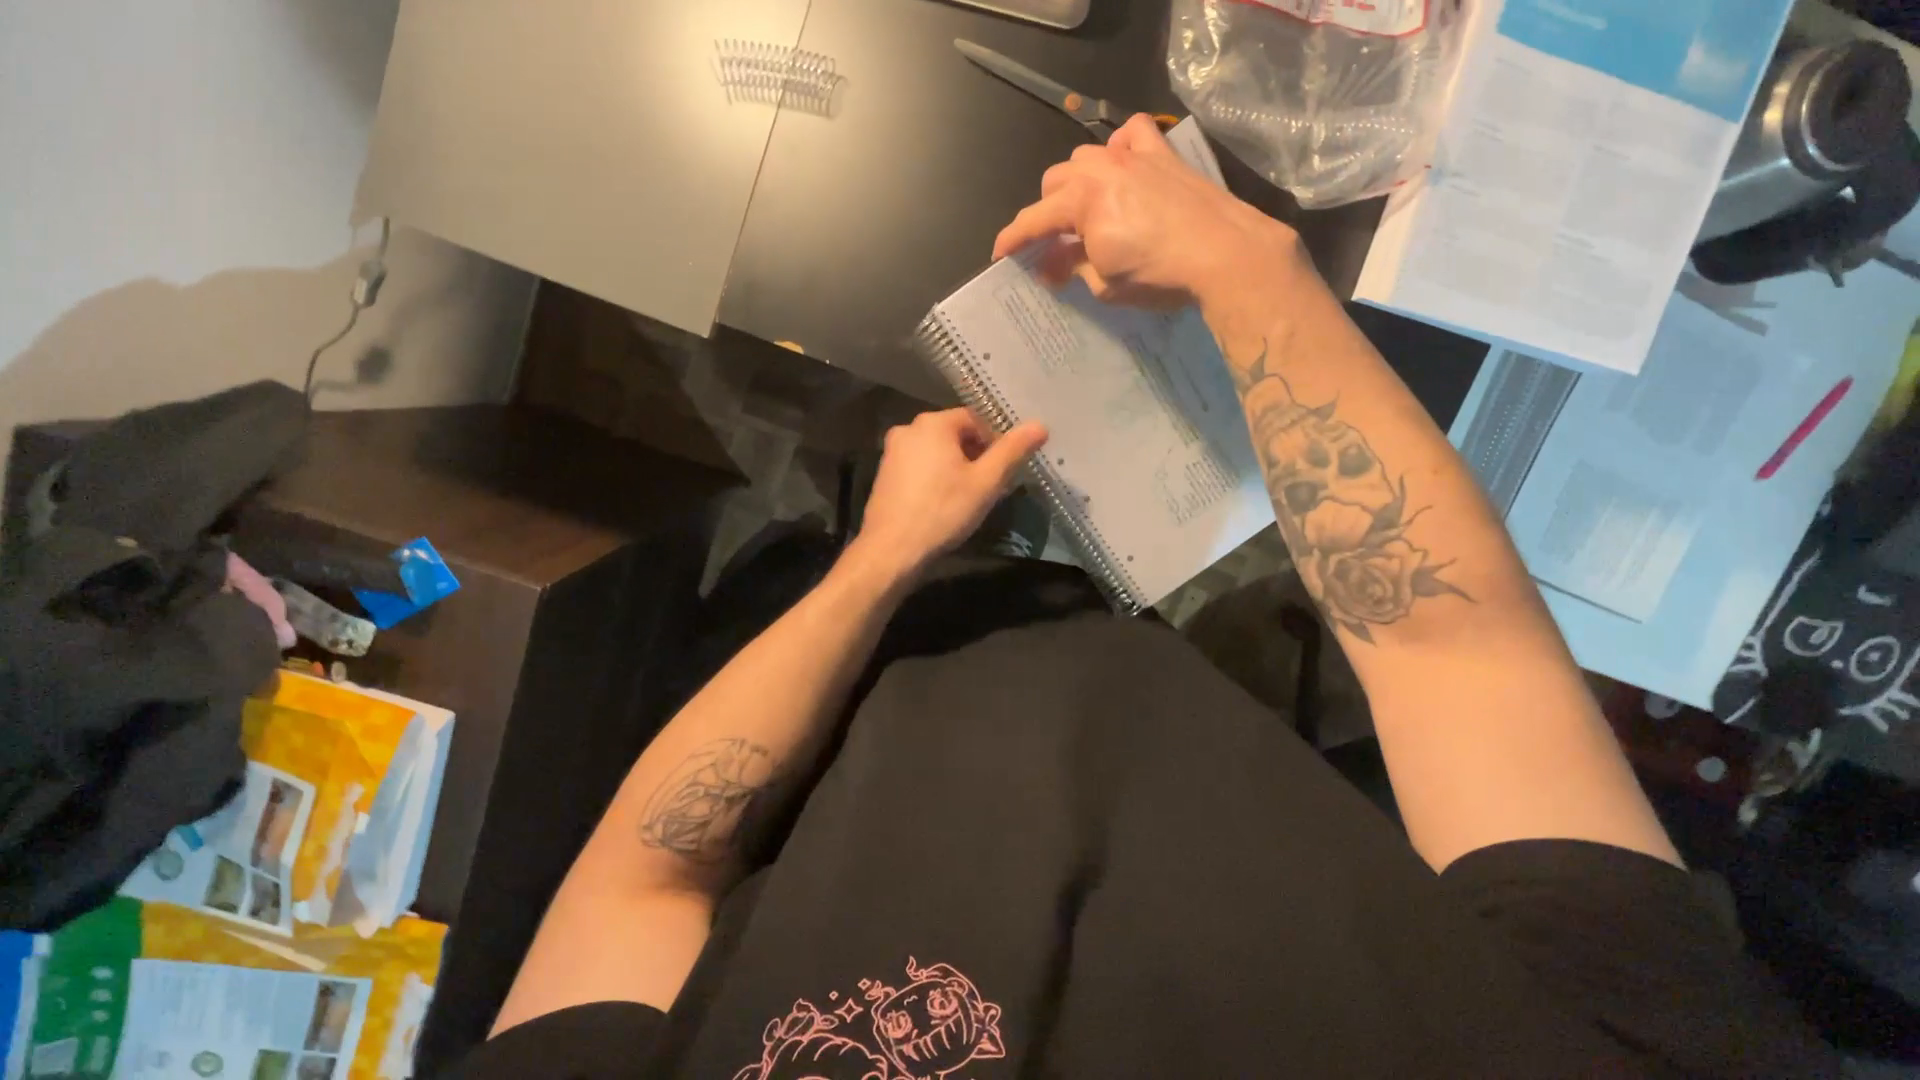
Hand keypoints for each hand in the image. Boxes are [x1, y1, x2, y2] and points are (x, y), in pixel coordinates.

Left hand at [847, 409, 1047, 584]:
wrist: (892, 550)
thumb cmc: (943, 512)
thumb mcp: (985, 482)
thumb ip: (1012, 451)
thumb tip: (1040, 425)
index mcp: (933, 423)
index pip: (975, 419)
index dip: (995, 442)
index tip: (1004, 470)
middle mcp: (908, 429)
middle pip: (954, 434)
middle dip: (976, 455)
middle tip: (990, 486)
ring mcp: (891, 452)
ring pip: (936, 452)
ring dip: (956, 468)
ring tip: (969, 497)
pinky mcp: (884, 474)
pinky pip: (919, 466)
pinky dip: (935, 477)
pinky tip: (944, 503)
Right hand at [992, 114, 1310, 306]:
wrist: (1225, 254)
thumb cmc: (1160, 276)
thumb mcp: (1105, 284)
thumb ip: (1072, 267)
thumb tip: (1050, 266)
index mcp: (1080, 202)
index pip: (1032, 220)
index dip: (1012, 240)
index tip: (1001, 255)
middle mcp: (1100, 168)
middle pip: (1054, 182)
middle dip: (1048, 214)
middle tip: (1057, 247)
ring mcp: (1132, 155)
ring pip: (1086, 157)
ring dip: (1078, 182)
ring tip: (1088, 211)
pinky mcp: (1163, 154)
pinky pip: (1131, 134)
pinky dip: (1120, 147)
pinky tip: (1124, 167)